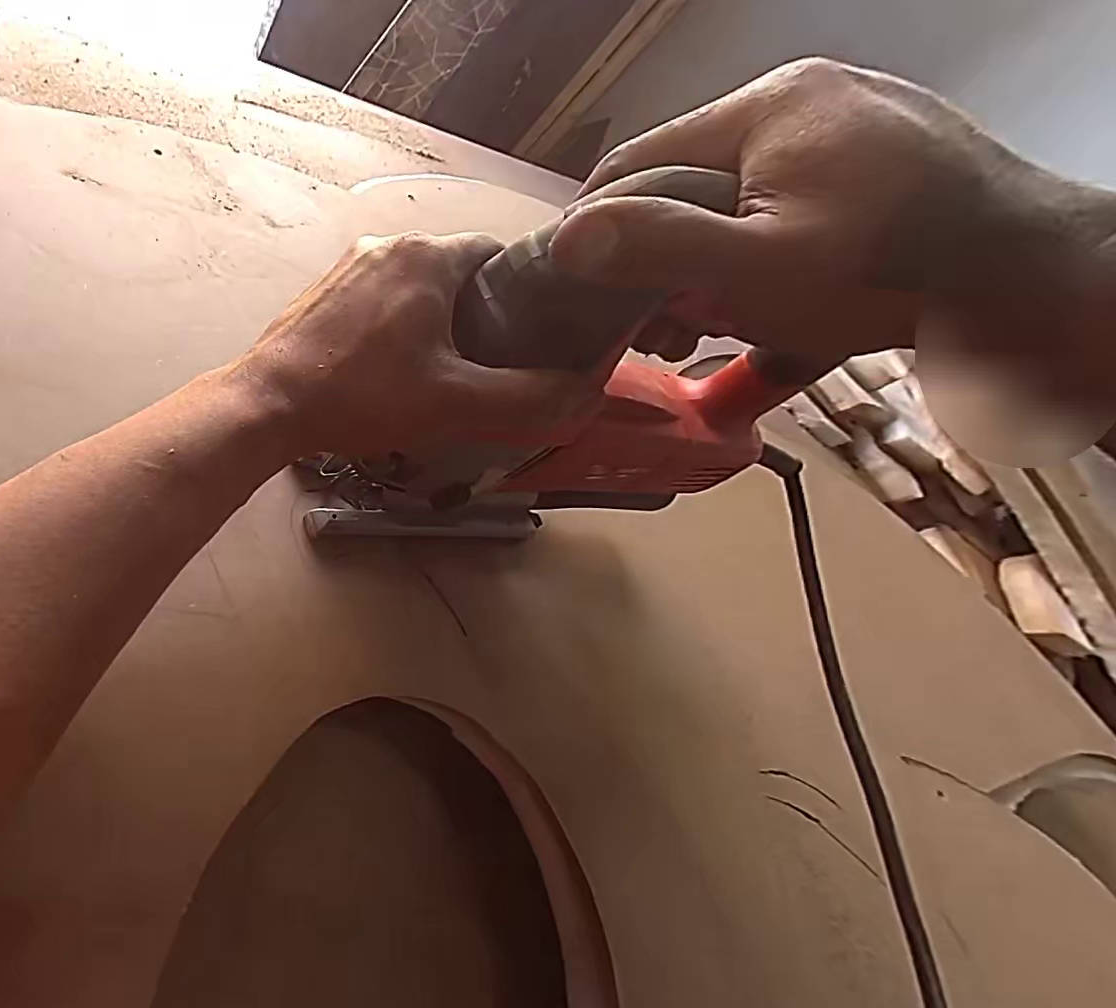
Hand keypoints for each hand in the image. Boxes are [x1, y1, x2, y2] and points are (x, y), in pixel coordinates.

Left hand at [231, 231, 604, 457]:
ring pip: (408, 291)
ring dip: (428, 325)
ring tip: (432, 374)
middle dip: (474, 315)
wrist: (264, 408)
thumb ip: (527, 400)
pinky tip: (381, 371)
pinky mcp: (313, 299)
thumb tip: (587, 400)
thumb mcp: (452, 403)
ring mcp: (340, 271)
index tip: (529, 337)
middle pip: (453, 275)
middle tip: (481, 366)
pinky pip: (369, 305)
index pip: (501, 256)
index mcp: (425, 255)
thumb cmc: (356, 397)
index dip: (524, 296)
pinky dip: (386, 330)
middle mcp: (382, 247)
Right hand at [550, 58, 1113, 367]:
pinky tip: (742, 294)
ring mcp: (830, 126)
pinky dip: (730, 252)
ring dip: (684, 264)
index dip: (591, 233)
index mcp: (765, 108)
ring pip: (709, 199)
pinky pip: (756, 203)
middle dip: (644, 259)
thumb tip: (561, 241)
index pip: (628, 166)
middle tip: (654, 323)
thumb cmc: (883, 275)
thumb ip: (656, 247)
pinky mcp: (854, 159)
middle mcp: (795, 101)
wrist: (1029, 284)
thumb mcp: (752, 269)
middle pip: (669, 185)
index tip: (583, 297)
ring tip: (699, 319)